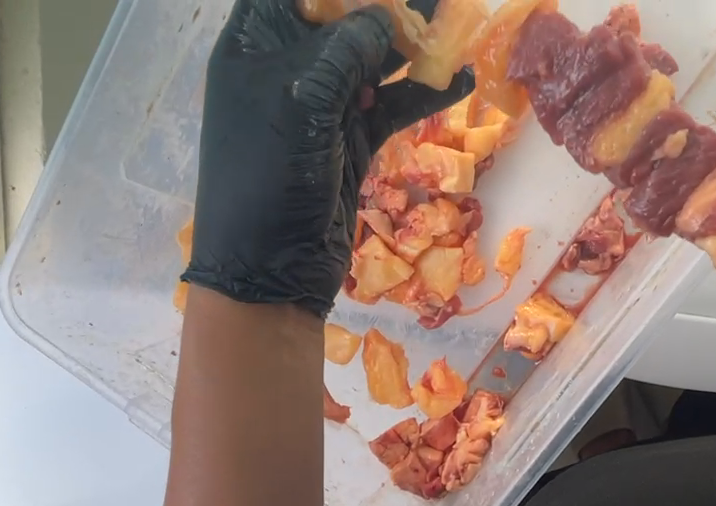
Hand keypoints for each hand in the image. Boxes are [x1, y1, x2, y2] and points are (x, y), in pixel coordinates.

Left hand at [183, 0, 473, 317]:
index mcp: (257, 39)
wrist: (270, 269)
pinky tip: (458, 80)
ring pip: (374, 59)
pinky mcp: (350, 142)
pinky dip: (421, 95)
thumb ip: (348, 47)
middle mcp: (288, 66)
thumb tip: (388, 17)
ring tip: (458, 24)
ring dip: (414, 44)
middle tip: (441, 0)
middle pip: (345, 16)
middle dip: (389, 6)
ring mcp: (322, 107)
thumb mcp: (304, 98)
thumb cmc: (269, 176)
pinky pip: (390, 106)